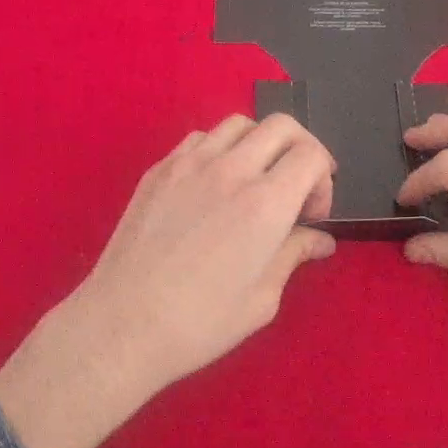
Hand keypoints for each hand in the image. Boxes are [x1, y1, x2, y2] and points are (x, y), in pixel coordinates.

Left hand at [0, 114, 335, 447]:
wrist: (123, 323)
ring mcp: (190, 162)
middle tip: (295, 188)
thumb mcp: (261, 299)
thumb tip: (320, 239)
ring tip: (254, 182)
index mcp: (265, 203)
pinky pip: (201, 138)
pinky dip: (220, 149)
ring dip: (260, 145)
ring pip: (239, 124)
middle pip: (281, 125)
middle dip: (300, 149)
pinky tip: (213, 185)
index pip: (311, 153)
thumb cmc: (200, 323)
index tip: (312, 213)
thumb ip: (294, 256)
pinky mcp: (160, 168)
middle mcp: (231, 169)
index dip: (323, 178)